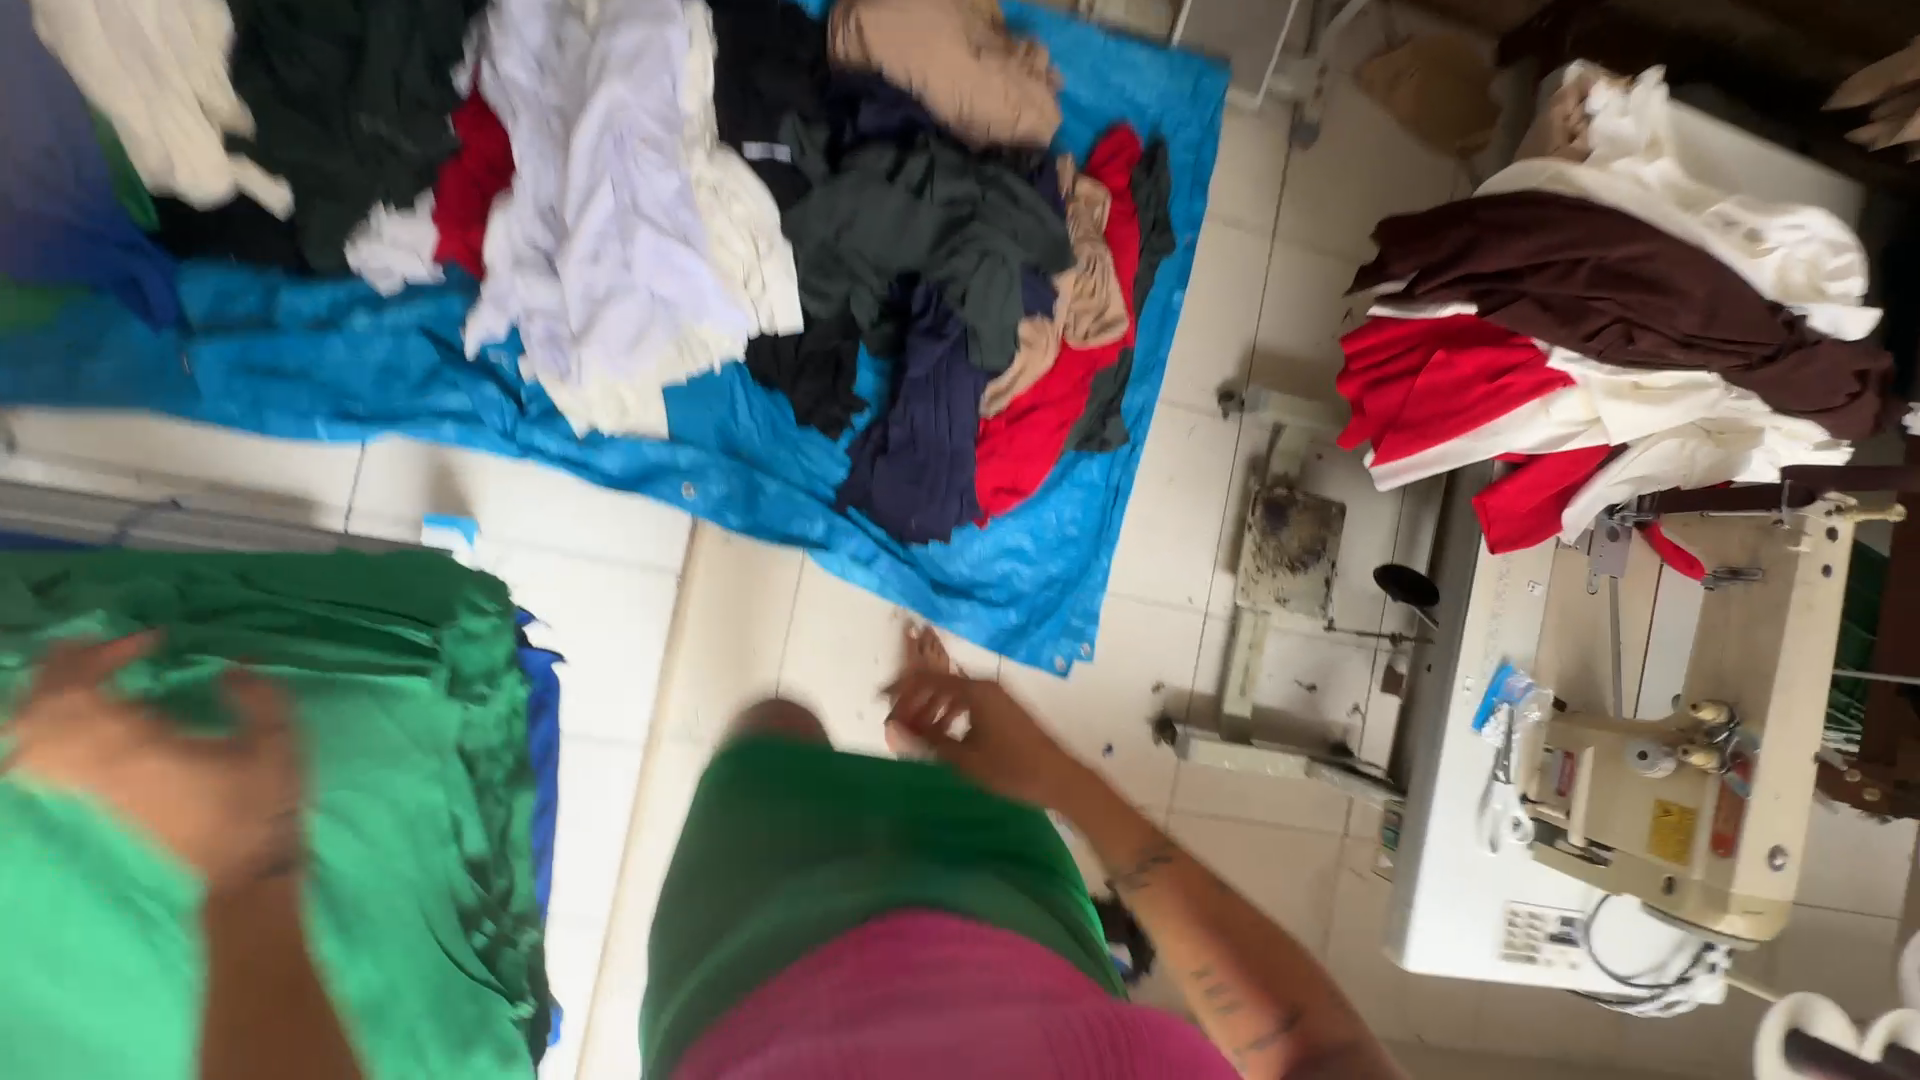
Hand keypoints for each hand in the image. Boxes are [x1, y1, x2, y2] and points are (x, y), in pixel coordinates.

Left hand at [3, 633, 304, 891]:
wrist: (242, 862)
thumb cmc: (263, 800)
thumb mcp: (277, 741)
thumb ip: (258, 697)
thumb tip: (233, 665)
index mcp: (141, 747)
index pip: (87, 692)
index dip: (105, 655)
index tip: (155, 638)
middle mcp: (102, 765)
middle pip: (45, 711)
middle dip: (61, 668)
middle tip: (100, 642)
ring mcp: (93, 784)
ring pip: (32, 736)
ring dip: (44, 697)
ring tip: (78, 671)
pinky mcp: (98, 796)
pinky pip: (42, 760)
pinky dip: (42, 731)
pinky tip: (72, 718)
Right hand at [883, 671, 1093, 808]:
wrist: (1059, 777)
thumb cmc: (1011, 769)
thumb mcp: (963, 758)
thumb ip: (926, 741)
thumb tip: (892, 728)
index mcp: (974, 690)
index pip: (927, 679)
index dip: (901, 689)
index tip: (881, 702)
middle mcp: (985, 685)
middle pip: (939, 684)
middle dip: (916, 702)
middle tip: (898, 725)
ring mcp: (998, 695)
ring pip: (954, 694)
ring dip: (933, 710)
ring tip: (918, 735)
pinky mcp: (1005, 707)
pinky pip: (969, 702)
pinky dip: (951, 714)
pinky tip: (945, 737)